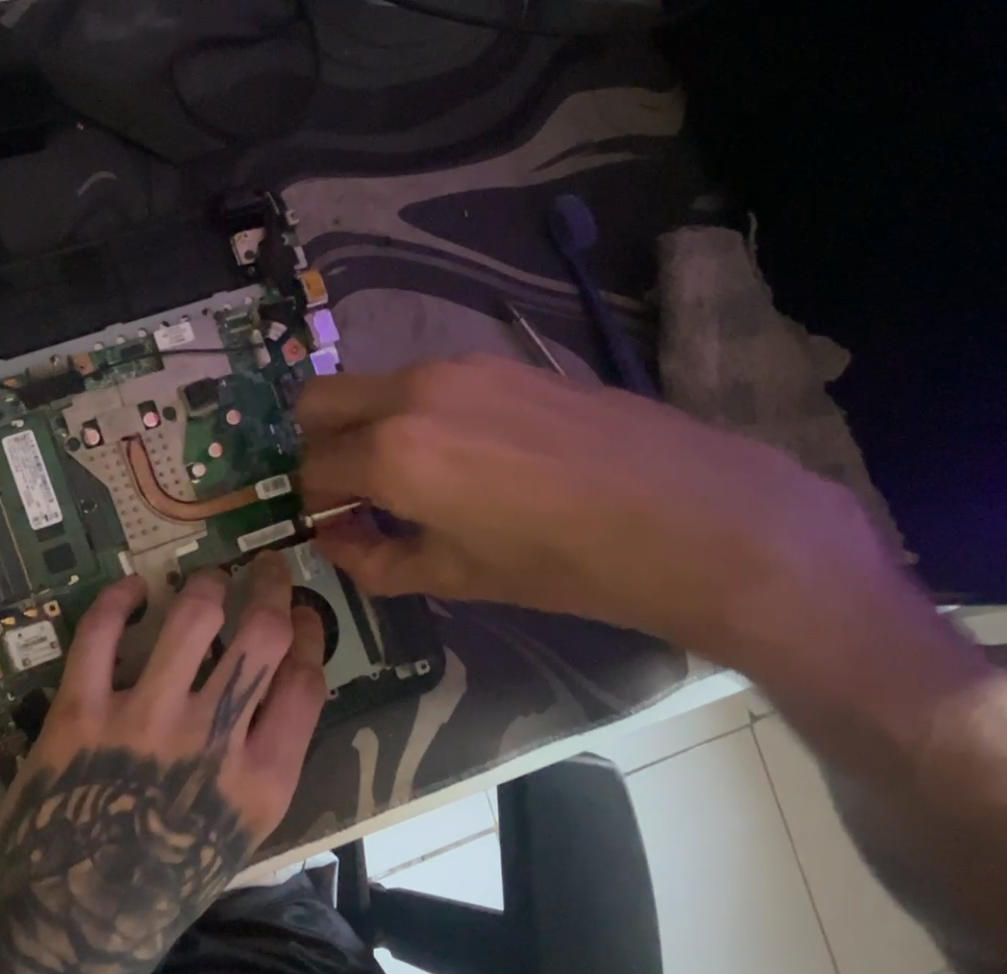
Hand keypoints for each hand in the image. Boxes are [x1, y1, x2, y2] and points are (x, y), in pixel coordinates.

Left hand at [0, 553, 324, 973]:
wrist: (62, 930)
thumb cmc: (156, 890)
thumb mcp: (234, 839)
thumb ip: (262, 765)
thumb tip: (277, 687)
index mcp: (262, 782)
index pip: (307, 679)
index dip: (311, 633)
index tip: (304, 613)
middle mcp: (212, 742)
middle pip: (263, 633)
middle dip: (270, 588)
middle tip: (263, 571)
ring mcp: (143, 720)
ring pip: (192, 617)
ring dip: (205, 586)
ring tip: (206, 581)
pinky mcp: (78, 710)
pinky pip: (101, 631)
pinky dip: (118, 598)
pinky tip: (133, 589)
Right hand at [296, 355, 916, 672]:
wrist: (695, 518)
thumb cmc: (563, 564)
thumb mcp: (455, 577)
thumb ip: (374, 561)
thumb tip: (337, 541)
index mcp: (392, 453)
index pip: (310, 467)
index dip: (310, 502)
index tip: (331, 526)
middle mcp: (412, 394)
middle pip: (319, 403)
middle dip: (317, 448)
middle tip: (350, 492)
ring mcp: (460, 368)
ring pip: (373, 387)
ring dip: (366, 428)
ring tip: (412, 480)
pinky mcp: (503, 363)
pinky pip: (426, 383)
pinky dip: (415, 415)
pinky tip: (465, 458)